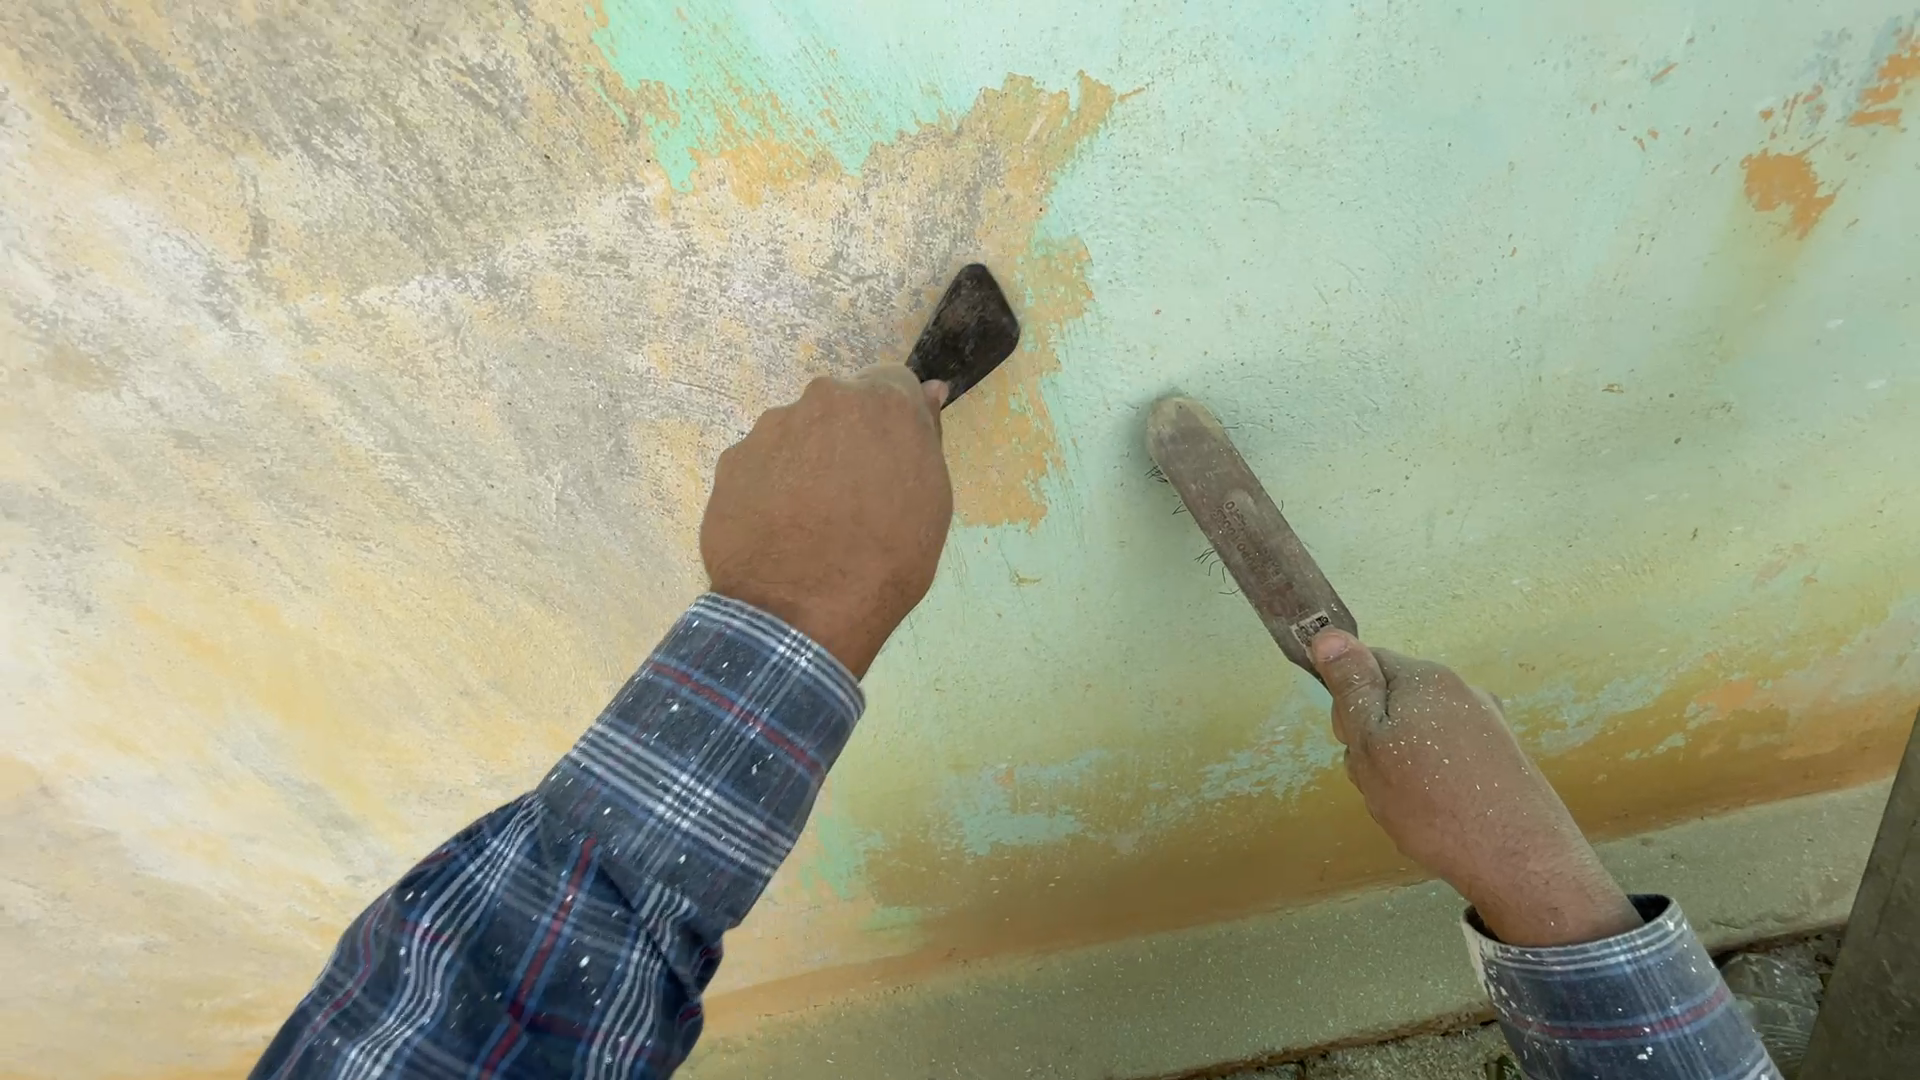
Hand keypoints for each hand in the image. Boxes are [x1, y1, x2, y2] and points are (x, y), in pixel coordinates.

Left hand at [700, 366, 952, 676]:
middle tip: (854, 498)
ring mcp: (770, 428)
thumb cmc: (889, 559)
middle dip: (849, 440)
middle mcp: (823, 399)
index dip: (895, 425)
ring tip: (810, 521)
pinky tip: (779, 529)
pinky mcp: (732, 462)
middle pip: (842, 408)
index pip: (894, 386)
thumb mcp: (933, 501)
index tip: (894, 460)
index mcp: (882, 402)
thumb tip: (928, 392)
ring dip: (807, 462)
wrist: (804, 611)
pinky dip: (772, 487)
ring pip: (798, 435)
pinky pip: (762, 466)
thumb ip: (925, 437)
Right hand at [1308, 629, 1641, 946]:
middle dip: (1371, 735)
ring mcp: (1486, 725)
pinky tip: (1433, 812)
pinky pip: (1444, 756)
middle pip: (1389, 698)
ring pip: (1414, 732)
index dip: (1345, 699)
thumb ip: (1351, 687)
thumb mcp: (1371, 741)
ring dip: (1397, 762)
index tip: (1349, 739)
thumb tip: (1329, 634)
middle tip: (1375, 776)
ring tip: (1405, 802)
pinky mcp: (1502, 760)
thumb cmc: (1432, 801)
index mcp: (1425, 678)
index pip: (1363, 662)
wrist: (1524, 866)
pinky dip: (1429, 779)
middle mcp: (1460, 690)